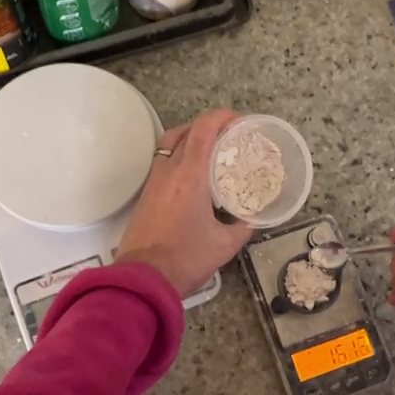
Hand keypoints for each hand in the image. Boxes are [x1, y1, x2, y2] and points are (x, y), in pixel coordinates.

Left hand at [117, 110, 251, 295]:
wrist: (143, 278)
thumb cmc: (186, 258)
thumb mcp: (224, 245)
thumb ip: (242, 228)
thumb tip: (251, 220)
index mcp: (190, 175)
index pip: (204, 129)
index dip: (222, 117)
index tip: (239, 120)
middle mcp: (169, 171)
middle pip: (185, 131)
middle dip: (207, 125)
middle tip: (228, 135)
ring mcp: (153, 182)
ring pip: (169, 145)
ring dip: (190, 139)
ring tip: (210, 151)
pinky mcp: (145, 195)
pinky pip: (163, 163)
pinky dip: (179, 157)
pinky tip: (193, 176)